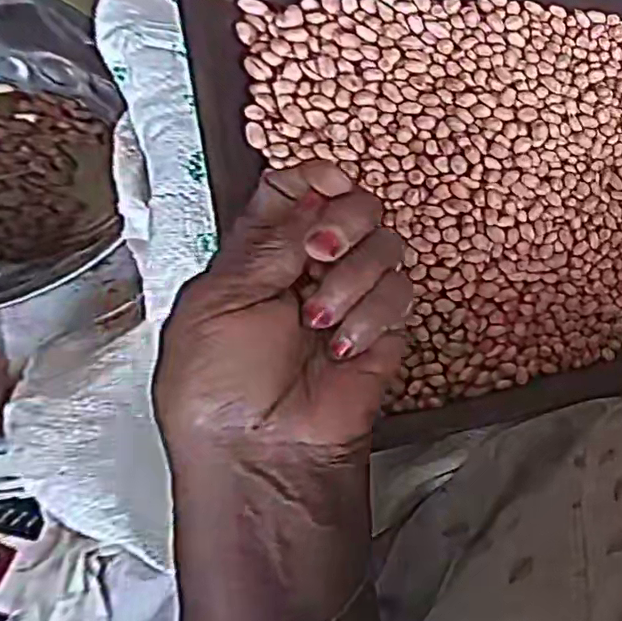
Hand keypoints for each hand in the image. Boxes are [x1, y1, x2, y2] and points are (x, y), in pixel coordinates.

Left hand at [156, 162, 411, 471]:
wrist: (268, 443)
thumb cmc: (219, 382)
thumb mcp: (220, 301)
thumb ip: (270, 244)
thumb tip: (317, 191)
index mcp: (260, 253)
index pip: (295, 191)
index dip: (315, 177)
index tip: (330, 180)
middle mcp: (314, 266)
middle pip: (355, 208)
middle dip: (345, 224)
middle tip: (321, 256)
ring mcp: (357, 293)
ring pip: (386, 248)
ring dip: (353, 283)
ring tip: (319, 324)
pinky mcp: (390, 323)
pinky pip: (402, 293)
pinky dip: (372, 319)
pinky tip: (343, 347)